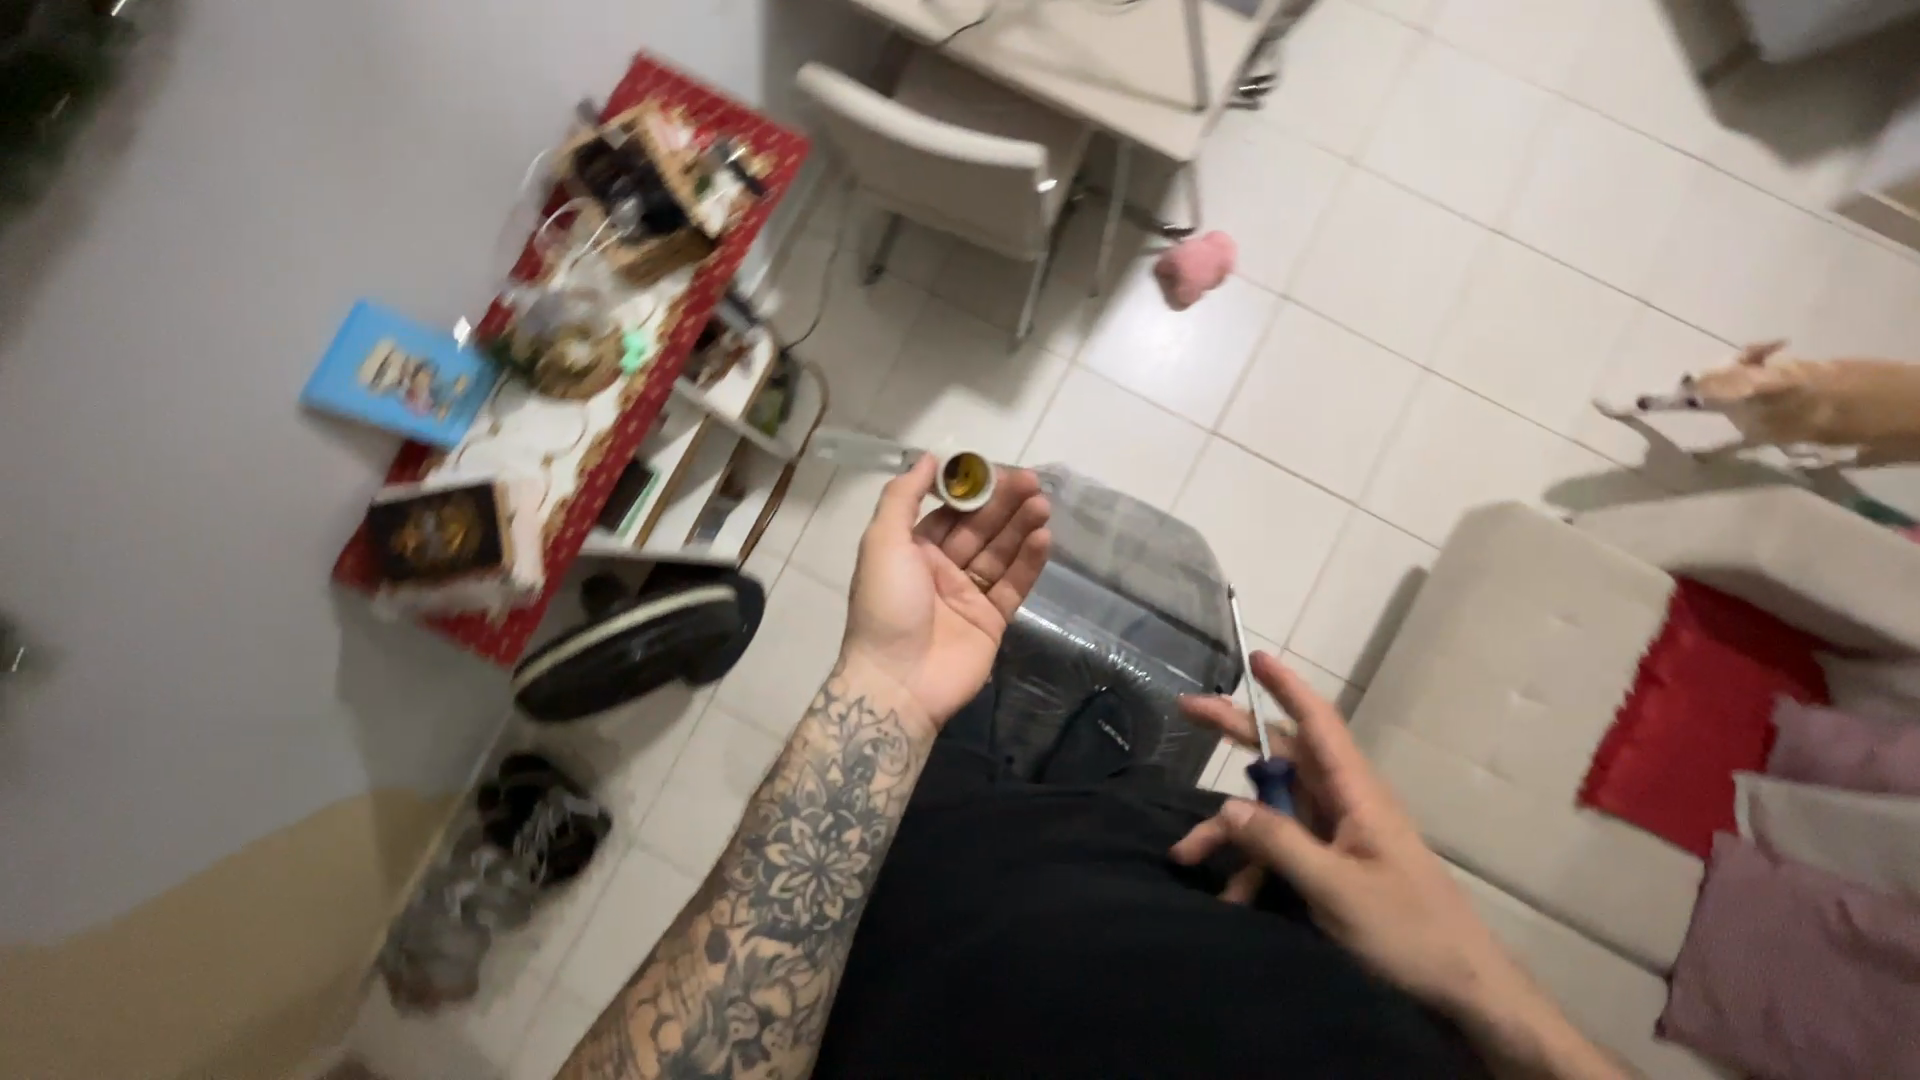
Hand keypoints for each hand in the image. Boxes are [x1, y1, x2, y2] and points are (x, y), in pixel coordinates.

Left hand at [840, 455, 1050, 732]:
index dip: (974, 490)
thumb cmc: (886, 605)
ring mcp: (968, 596)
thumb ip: (902, 497)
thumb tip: (928, 458)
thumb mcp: (882, 542)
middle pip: (980, 529)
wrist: (897, 680)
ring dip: (1021, 528)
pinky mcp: (991, 621)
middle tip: (1034, 482)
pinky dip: (1029, 562)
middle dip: (1005, 504)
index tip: (1000, 470)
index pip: (950, 511)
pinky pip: (1013, 585)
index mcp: (913, 549)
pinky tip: (1044, 539)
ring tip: (1043, 504)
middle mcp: (942, 569)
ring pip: (1000, 553)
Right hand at [1170, 652, 1531, 1019]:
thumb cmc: (1411, 933)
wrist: (1465, 994)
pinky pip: (1277, 851)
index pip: (1317, 723)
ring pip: (1269, 810)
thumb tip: (1226, 806)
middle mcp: (1342, 803)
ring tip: (1185, 854)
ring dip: (1227, 830)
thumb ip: (1280, 844)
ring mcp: (1334, 835)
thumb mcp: (1338, 890)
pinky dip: (1249, 868)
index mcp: (1356, 793)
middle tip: (1186, 709)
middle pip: (1280, 754)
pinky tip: (1229, 899)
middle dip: (1234, 732)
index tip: (1255, 658)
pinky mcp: (1328, 866)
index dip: (1286, 687)